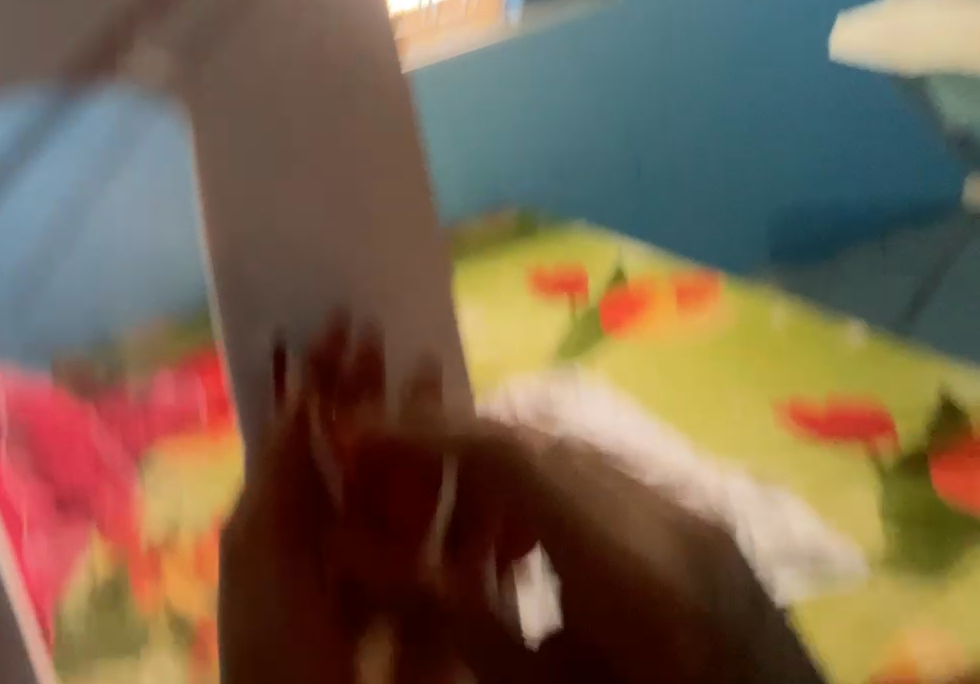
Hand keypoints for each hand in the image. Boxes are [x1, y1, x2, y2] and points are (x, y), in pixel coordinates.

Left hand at [218, 314, 466, 683]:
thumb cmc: (270, 641)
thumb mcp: (260, 549)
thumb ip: (282, 470)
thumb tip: (298, 392)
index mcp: (287, 509)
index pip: (304, 426)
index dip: (317, 375)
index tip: (333, 325)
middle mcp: (337, 523)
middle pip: (358, 441)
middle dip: (367, 386)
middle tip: (378, 330)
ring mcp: (389, 558)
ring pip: (410, 476)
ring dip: (423, 425)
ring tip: (434, 367)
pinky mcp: (440, 600)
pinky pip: (460, 540)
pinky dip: (474, 495)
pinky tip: (485, 452)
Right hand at [383, 420, 826, 683]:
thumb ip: (441, 611)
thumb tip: (343, 548)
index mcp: (632, 565)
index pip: (506, 454)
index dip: (420, 433)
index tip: (356, 434)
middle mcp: (667, 517)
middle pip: (527, 442)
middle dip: (445, 446)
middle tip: (388, 474)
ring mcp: (692, 513)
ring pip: (558, 450)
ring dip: (490, 467)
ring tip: (455, 521)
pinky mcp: (700, 522)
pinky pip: (595, 474)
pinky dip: (538, 487)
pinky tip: (524, 541)